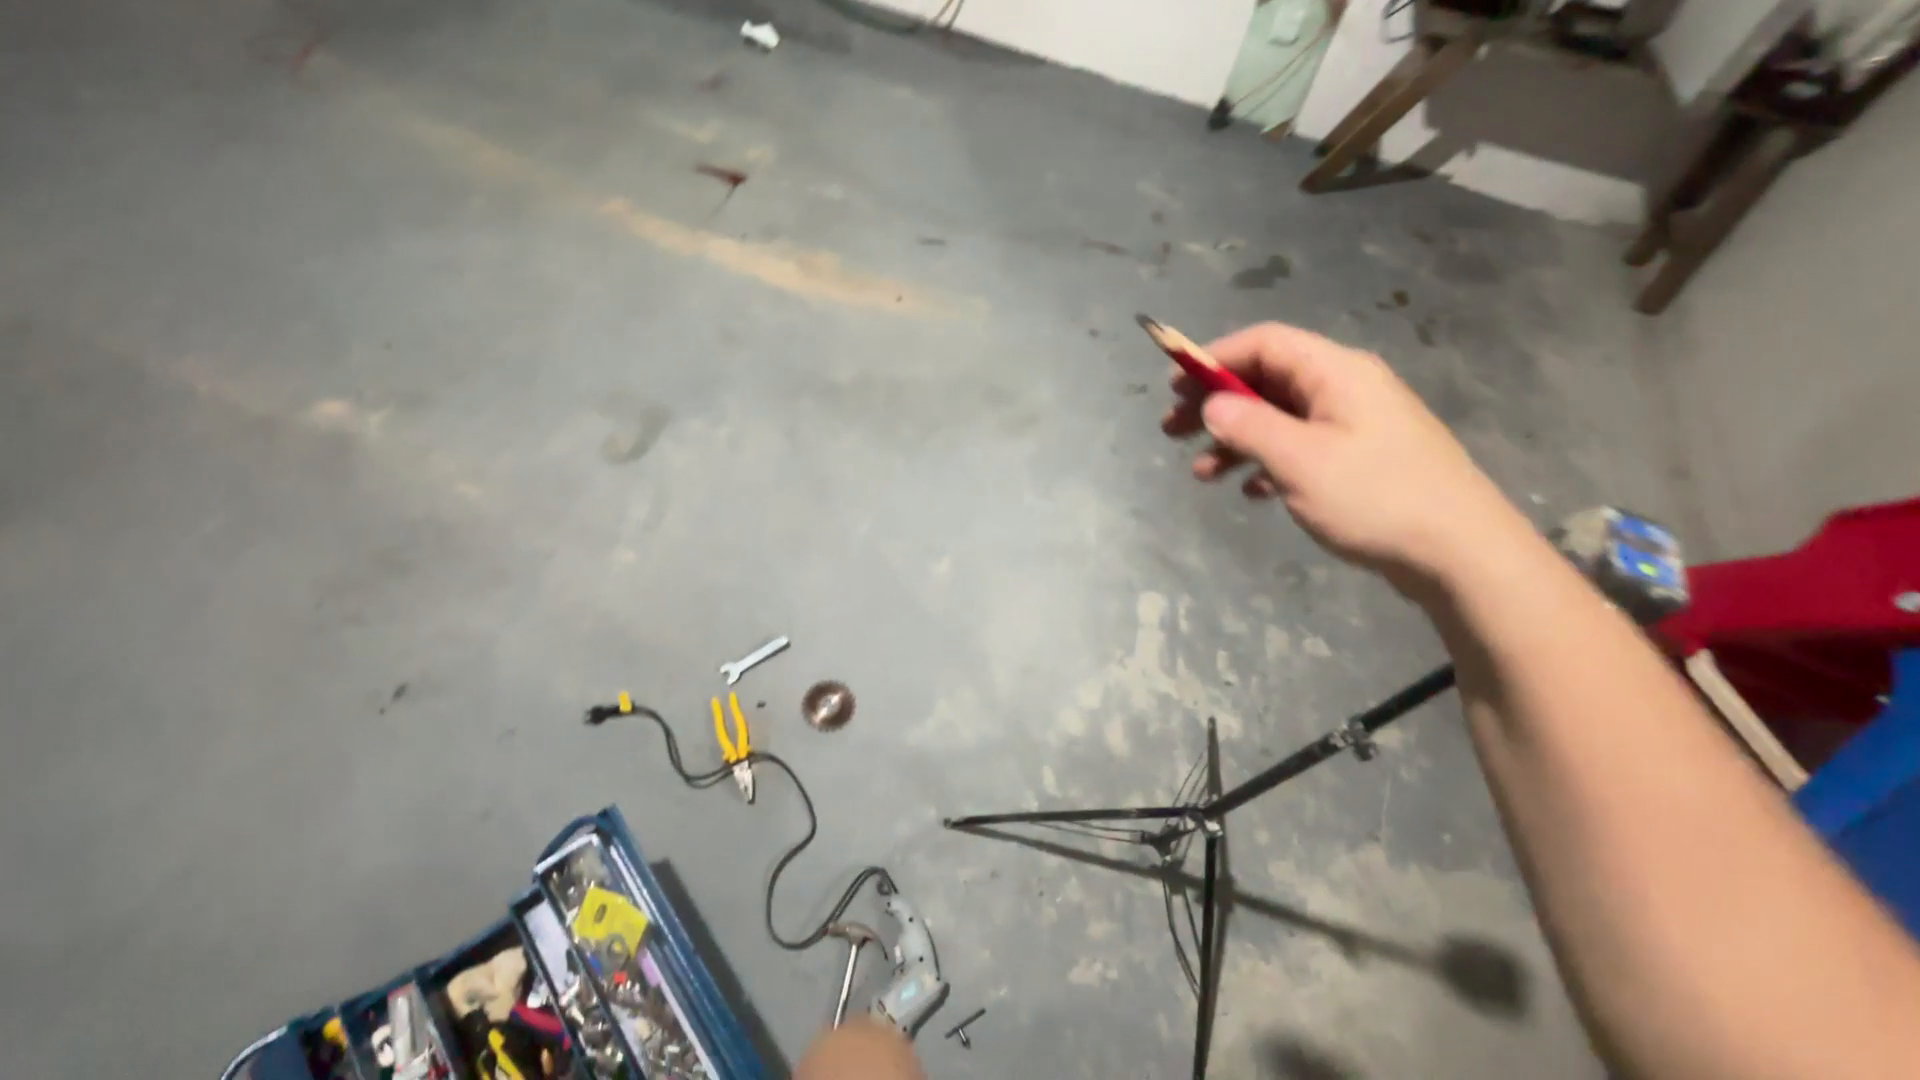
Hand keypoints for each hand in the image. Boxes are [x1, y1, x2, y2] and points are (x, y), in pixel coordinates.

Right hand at [1161, 322, 1521, 590]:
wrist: (1460, 552)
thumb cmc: (1375, 497)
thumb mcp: (1300, 460)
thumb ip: (1249, 426)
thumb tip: (1213, 404)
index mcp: (1336, 372)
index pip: (1265, 342)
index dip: (1214, 357)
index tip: (1174, 386)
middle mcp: (1347, 388)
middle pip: (1268, 379)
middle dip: (1216, 403)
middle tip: (1172, 430)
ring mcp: (1357, 425)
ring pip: (1281, 418)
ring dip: (1236, 440)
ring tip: (1200, 473)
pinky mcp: (1362, 461)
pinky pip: (1301, 448)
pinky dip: (1267, 463)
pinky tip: (1251, 492)